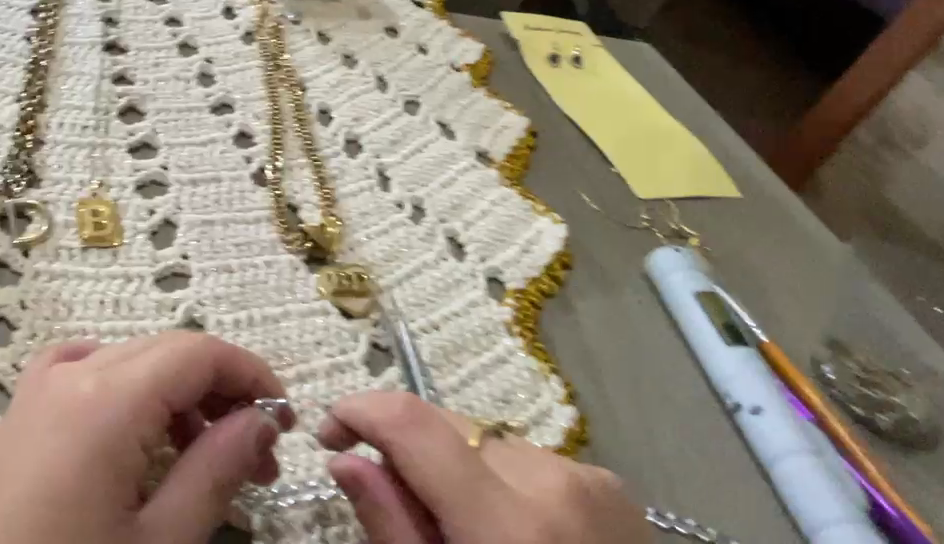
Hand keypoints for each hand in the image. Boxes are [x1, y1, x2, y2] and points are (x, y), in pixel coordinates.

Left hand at [0, 332, 288, 543]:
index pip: (199, 352)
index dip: (252, 375)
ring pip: (129, 361)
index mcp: (108, 397)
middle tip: (258, 457)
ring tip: (205, 459)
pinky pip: (84, 371)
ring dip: (177, 396)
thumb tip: (260, 420)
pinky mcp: (20, 410)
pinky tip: (135, 431)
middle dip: (220, 392)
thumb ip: (215, 471)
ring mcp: (39, 387)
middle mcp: (73, 372)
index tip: (286, 422)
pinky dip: (124, 389)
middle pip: (167, 352)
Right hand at [320, 391, 646, 543]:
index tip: (329, 434)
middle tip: (406, 513)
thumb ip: (393, 530)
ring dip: (460, 471)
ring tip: (471, 532)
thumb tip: (346, 459)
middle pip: (446, 427)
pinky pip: (530, 460)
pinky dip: (505, 483)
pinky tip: (517, 534)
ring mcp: (590, 479)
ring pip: (486, 442)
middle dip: (410, 455)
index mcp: (510, 527)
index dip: (359, 412)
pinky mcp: (614, 486)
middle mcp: (552, 482)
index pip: (413, 422)